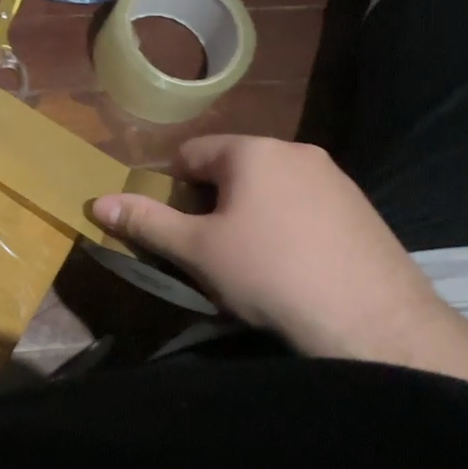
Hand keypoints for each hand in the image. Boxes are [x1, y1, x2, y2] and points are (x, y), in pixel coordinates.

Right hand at [91, 135, 448, 358]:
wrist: (369, 317)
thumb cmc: (268, 273)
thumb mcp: (196, 251)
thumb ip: (147, 222)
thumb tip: (97, 202)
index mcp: (252, 151)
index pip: (190, 154)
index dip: (171, 190)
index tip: (174, 230)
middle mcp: (296, 151)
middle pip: (232, 170)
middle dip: (212, 204)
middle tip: (209, 252)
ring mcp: (336, 178)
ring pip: (270, 189)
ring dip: (250, 216)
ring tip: (251, 265)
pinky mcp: (360, 208)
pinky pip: (305, 207)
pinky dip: (287, 229)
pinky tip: (292, 269)